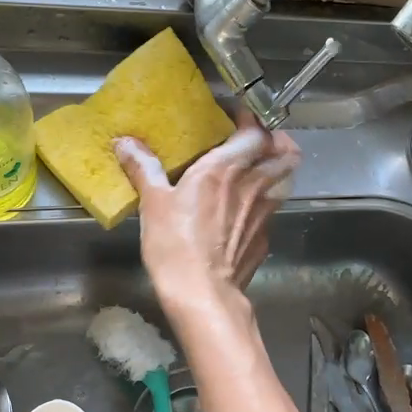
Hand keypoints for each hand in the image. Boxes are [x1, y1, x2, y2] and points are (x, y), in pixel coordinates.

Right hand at [115, 113, 299, 310]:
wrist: (202, 294)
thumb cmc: (176, 245)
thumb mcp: (153, 203)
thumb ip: (144, 169)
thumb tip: (126, 144)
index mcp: (225, 169)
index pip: (256, 132)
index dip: (253, 121)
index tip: (239, 118)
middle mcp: (252, 187)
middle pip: (285, 156)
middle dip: (280, 144)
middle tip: (262, 143)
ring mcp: (263, 215)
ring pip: (282, 184)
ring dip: (275, 175)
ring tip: (256, 176)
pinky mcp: (264, 241)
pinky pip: (270, 216)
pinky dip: (263, 209)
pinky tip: (244, 217)